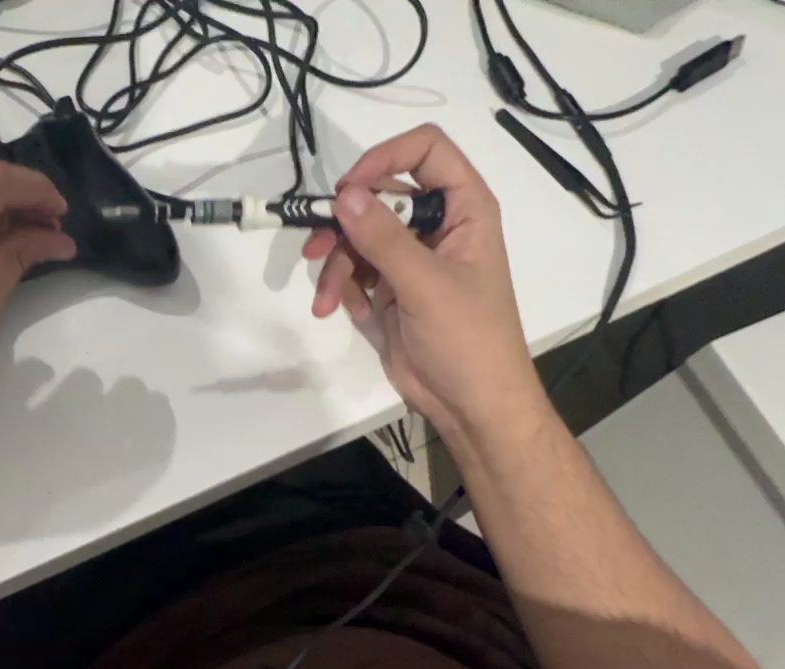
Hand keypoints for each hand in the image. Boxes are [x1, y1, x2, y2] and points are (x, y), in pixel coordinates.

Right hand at [304, 125, 543, 447]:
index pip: (427, 151)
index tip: (347, 190)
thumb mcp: (425, 284)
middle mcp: (436, 226)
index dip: (385, 159)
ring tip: (325, 302)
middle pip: (379, 197)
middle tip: (315, 251)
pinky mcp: (391, 291)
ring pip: (359, 239)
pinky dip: (344, 291)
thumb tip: (344, 196)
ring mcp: (411, 260)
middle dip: (344, 226)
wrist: (469, 401)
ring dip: (336, 268)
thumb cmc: (467, 337)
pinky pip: (355, 274)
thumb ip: (383, 238)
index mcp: (464, 208)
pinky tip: (352, 314)